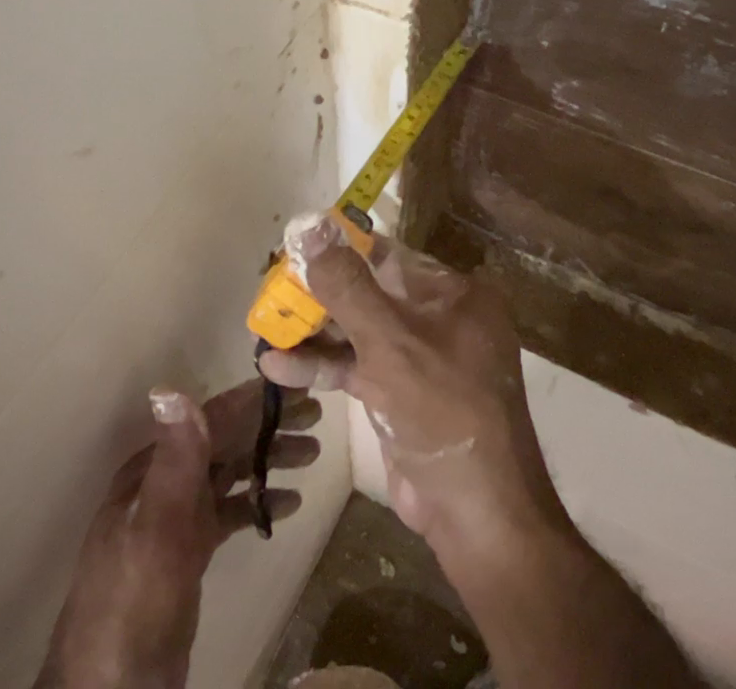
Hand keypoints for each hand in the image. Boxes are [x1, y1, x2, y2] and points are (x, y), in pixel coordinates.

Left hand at [35, 380, 321, 688]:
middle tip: (317, 416)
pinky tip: (288, 506)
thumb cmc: (137, 596)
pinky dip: (258, 505)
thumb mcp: (157, 525)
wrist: (114, 679)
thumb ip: (173, 459)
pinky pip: (228, 514)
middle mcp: (163, 486)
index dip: (252, 401)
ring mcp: (175, 521)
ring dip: (268, 460)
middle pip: (223, 443)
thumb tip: (172, 388)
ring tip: (312, 455)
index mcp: (153, 471)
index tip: (295, 384)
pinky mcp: (187, 553)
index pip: (208, 420)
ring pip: (229, 476)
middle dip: (268, 425)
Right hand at [259, 220, 567, 551]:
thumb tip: (308, 225)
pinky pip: (356, 368)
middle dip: (318, 294)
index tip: (291, 247)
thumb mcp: (390, 342)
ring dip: (312, 333)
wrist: (475, 510)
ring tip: (261, 326)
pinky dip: (320, 367)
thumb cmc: (443, 411)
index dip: (339, 251)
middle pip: (369, 294)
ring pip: (358, 333)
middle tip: (269, 289)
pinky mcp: (399, 397)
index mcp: (456, 297)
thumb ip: (346, 286)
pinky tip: (274, 367)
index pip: (389, 257)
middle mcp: (441, 321)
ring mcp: (419, 361)